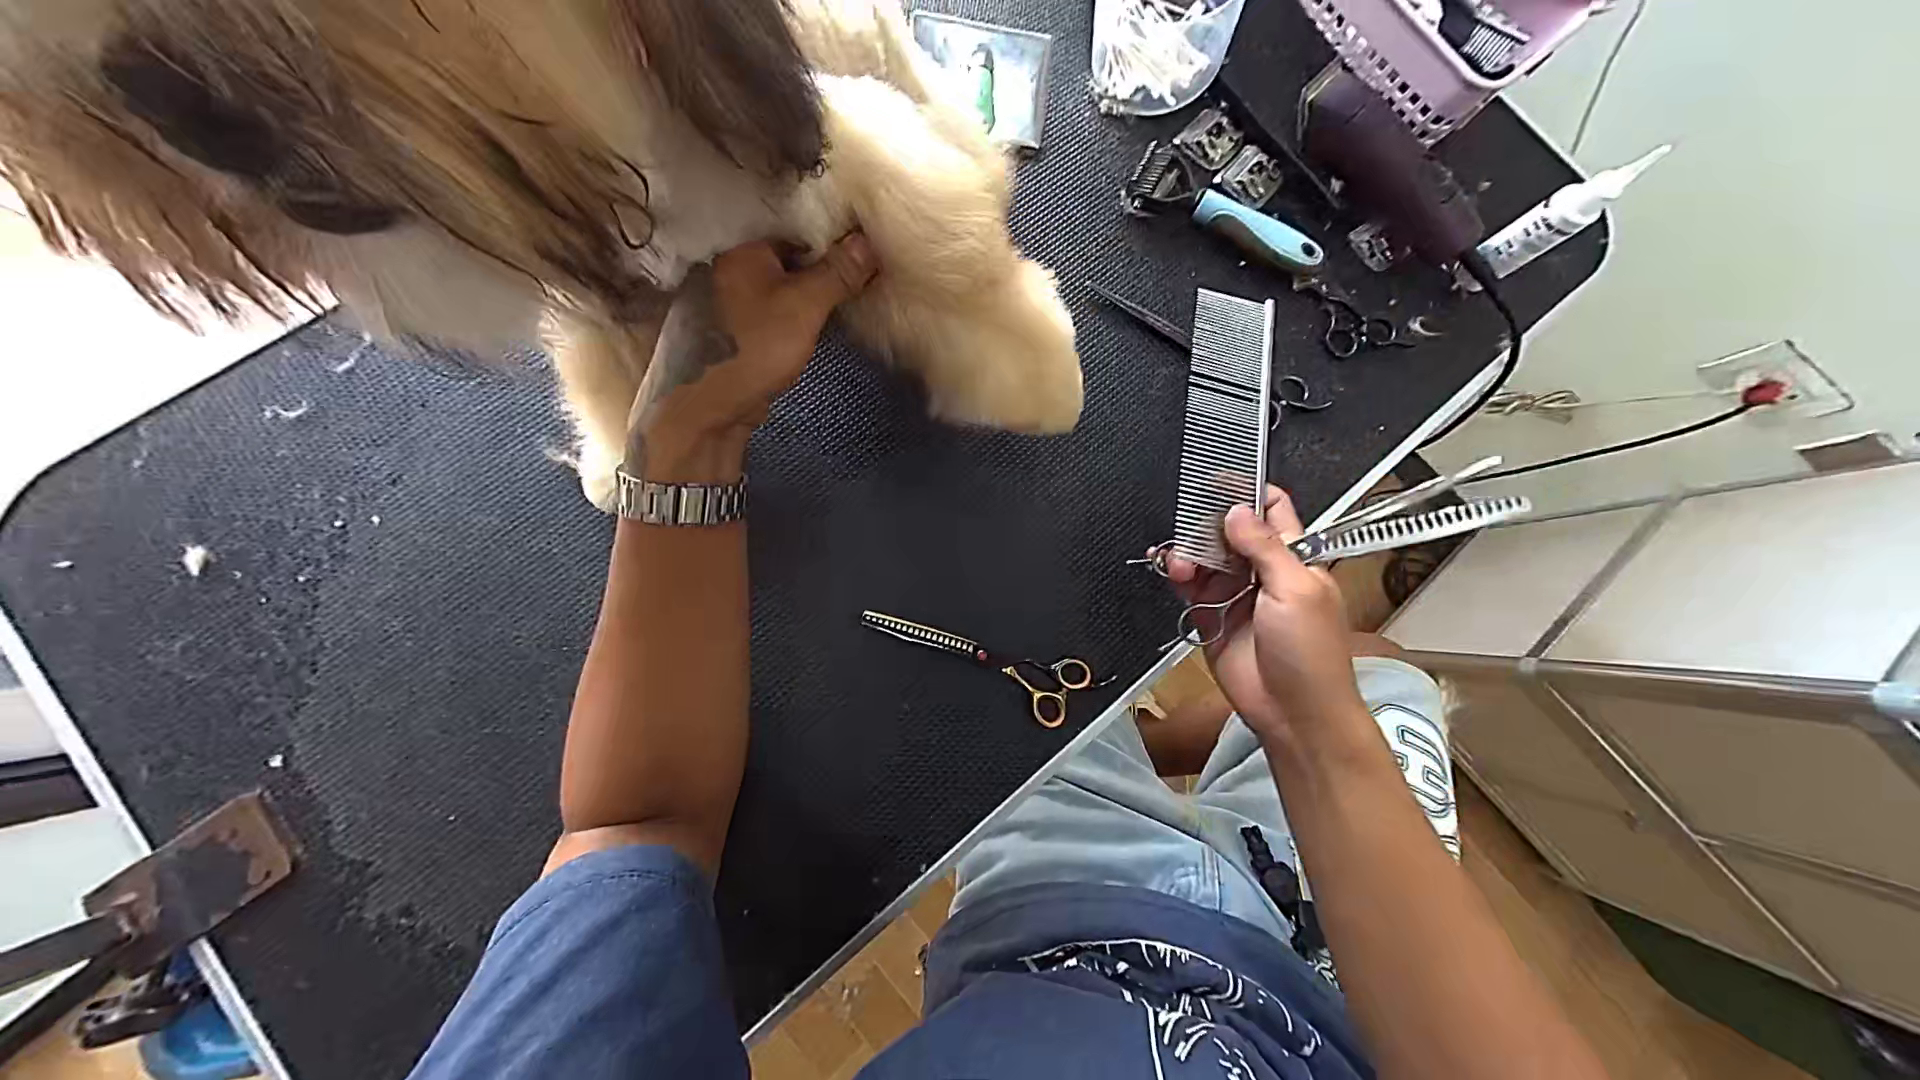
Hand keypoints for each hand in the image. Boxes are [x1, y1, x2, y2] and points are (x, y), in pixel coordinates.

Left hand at [626, 234, 878, 482]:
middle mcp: (732, 272)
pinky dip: (793, 319)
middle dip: (820, 273)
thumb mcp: (806, 306)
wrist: (714, 403)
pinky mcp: (737, 334)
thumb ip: (836, 273)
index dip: (830, 247)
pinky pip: (773, 315)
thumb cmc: (757, 345)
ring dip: (808, 299)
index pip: (795, 235)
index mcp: (743, 253)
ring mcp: (732, 305)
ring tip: (843, 305)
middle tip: (858, 284)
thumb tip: (866, 240)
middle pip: (788, 263)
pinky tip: (814, 330)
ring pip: (780, 291)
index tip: (861, 262)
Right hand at [1164, 488, 1364, 741]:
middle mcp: (1263, 573)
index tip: (1220, 481)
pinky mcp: (1212, 617)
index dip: (1248, 493)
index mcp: (1294, 559)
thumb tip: (1237, 512)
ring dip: (1189, 553)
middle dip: (1207, 526)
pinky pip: (1189, 587)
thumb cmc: (1312, 656)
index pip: (1272, 511)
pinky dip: (1177, 575)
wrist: (1292, 712)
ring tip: (1181, 563)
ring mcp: (1236, 595)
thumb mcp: (1295, 590)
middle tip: (1192, 528)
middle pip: (1229, 533)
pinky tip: (1171, 569)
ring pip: (1205, 558)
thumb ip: (1265, 548)